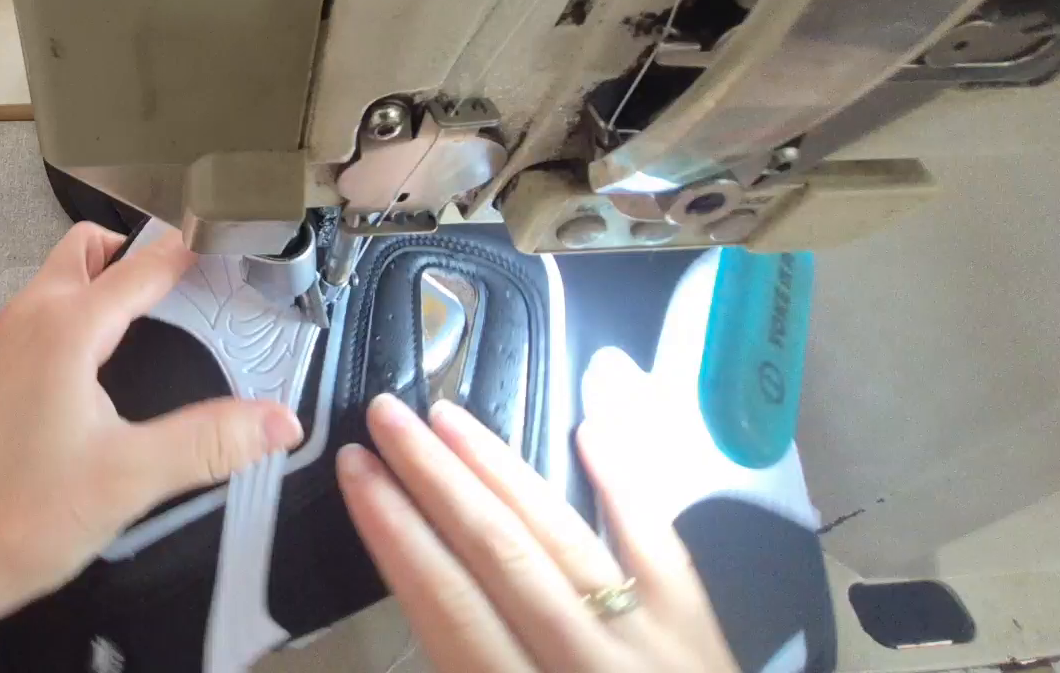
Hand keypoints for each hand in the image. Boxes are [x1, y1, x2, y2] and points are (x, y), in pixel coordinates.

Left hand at [0, 224, 303, 671]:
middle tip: (184, 287)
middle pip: (89, 249)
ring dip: (104, 279)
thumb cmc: (25, 516)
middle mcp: (30, 315)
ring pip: (60, 277)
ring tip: (152, 321)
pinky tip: (100, 366)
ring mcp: (3, 339)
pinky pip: (42, 311)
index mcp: (66, 325)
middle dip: (136, 252)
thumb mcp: (129, 478)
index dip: (188, 249)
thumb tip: (281, 419)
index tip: (228, 242)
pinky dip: (78, 309)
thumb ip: (210, 442)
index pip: (142, 265)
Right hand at [338, 395, 737, 671]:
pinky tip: (588, 428)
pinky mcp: (705, 639)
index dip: (395, 530)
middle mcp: (592, 670)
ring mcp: (659, 650)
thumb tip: (414, 593)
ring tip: (445, 413)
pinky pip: (661, 548)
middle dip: (433, 476)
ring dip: (498, 467)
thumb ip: (450, 668)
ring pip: (563, 537)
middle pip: (501, 553)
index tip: (354, 466)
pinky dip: (625, 486)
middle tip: (385, 413)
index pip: (449, 605)